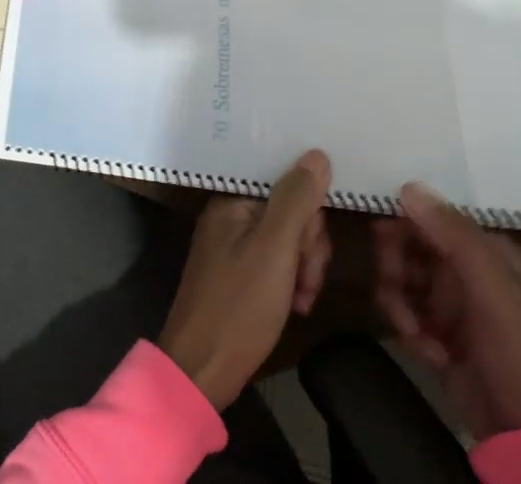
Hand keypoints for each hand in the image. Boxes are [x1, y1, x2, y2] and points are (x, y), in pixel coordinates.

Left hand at [158, 151, 331, 408]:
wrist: (204, 366)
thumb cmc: (239, 305)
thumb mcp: (274, 250)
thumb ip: (296, 200)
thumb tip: (317, 154)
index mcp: (230, 202)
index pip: (285, 184)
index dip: (309, 216)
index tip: (311, 247)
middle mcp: (228, 217)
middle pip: (291, 213)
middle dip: (309, 248)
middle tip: (305, 280)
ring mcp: (232, 246)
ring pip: (290, 241)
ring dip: (305, 269)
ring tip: (302, 299)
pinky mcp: (239, 273)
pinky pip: (278, 263)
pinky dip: (292, 283)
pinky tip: (296, 306)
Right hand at [372, 182, 520, 438]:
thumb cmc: (517, 354)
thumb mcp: (492, 291)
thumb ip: (454, 237)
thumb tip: (408, 186)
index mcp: (489, 252)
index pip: (430, 218)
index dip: (401, 227)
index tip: (379, 241)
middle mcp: (469, 270)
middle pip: (407, 248)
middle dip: (395, 272)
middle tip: (399, 296)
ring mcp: (452, 301)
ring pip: (399, 280)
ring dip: (399, 306)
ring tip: (416, 334)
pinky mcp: (437, 330)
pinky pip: (403, 311)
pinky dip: (407, 329)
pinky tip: (428, 351)